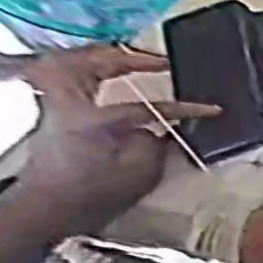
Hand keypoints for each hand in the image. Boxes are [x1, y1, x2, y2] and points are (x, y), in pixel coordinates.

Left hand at [6, 48, 217, 239]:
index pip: (145, 106)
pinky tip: (100, 71)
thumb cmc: (97, 191)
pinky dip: (82, 66)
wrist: (50, 204)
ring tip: (128, 60)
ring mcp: (53, 104)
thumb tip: (161, 127)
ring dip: (98, 57)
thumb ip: (154, 142)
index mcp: (93, 119)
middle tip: (158, 62)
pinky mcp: (51, 109)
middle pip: (86, 64)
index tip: (212, 109)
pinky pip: (61, 74)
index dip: (182, 107)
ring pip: (67, 63)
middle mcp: (67, 103)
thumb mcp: (140, 171)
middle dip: (124, 59)